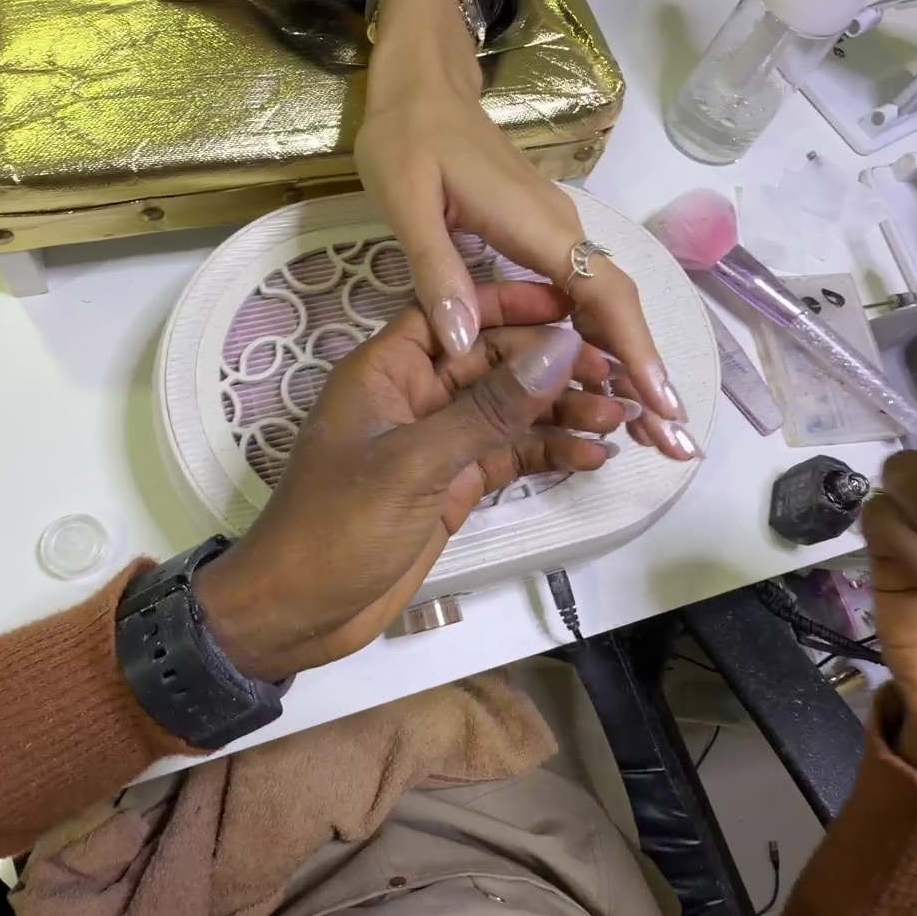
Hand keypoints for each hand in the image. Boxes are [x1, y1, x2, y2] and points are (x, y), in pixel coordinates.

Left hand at [195, 282, 633, 680]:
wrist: (299, 612)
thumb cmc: (338, 527)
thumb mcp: (416, 463)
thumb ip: (489, 409)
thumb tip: (560, 348)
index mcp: (387, 370)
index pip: (454, 313)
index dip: (512, 303)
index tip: (574, 304)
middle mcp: (415, 396)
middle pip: (493, 363)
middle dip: (551, 367)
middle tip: (616, 377)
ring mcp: (436, 442)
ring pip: (507, 412)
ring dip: (559, 413)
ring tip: (617, 419)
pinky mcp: (452, 484)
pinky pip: (506, 456)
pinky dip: (545, 454)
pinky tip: (590, 456)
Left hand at [353, 0, 695, 460]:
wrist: (421, 85)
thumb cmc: (408, 139)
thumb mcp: (406, 202)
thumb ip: (437, 270)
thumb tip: (467, 341)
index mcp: (533, 225)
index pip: (601, 292)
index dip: (632, 349)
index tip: (661, 404)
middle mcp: (559, 232)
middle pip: (617, 307)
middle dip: (647, 374)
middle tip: (673, 443)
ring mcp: (554, 236)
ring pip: (603, 306)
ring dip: (628, 364)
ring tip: (648, 429)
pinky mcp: (541, 242)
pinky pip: (579, 298)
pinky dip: (596, 341)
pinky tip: (596, 379)